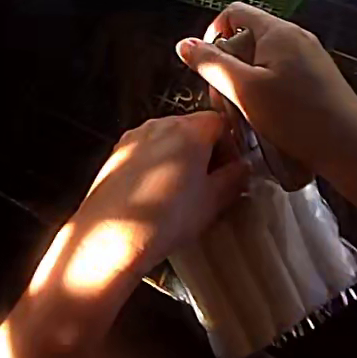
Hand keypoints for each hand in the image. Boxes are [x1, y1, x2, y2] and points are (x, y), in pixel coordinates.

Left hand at [45, 113, 248, 299]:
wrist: (113, 235)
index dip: (230, 146)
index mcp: (189, 130)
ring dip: (180, 157)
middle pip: (193, 127)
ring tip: (182, 194)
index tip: (231, 170)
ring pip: (168, 138)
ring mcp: (136, 137)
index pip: (220, 122)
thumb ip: (234, 179)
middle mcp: (160, 125)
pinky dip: (156, 164)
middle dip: (205, 151)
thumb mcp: (212, 201)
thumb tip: (243, 169)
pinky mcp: (117, 153)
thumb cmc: (164, 218)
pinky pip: (146, 150)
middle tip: (210, 184)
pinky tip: (157, 195)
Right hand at [175, 3, 356, 182]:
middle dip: (228, 65)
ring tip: (245, 114)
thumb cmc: (297, 118)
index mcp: (278, 31)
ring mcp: (309, 57)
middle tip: (225, 99)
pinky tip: (266, 118)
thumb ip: (211, 64)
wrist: (352, 149)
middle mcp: (295, 36)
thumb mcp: (244, 91)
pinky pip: (280, 73)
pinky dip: (265, 90)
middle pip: (247, 37)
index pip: (234, 12)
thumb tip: (184, 44)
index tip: (206, 64)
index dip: (212, 32)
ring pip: (262, 59)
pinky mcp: (317, 77)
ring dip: (245, 83)